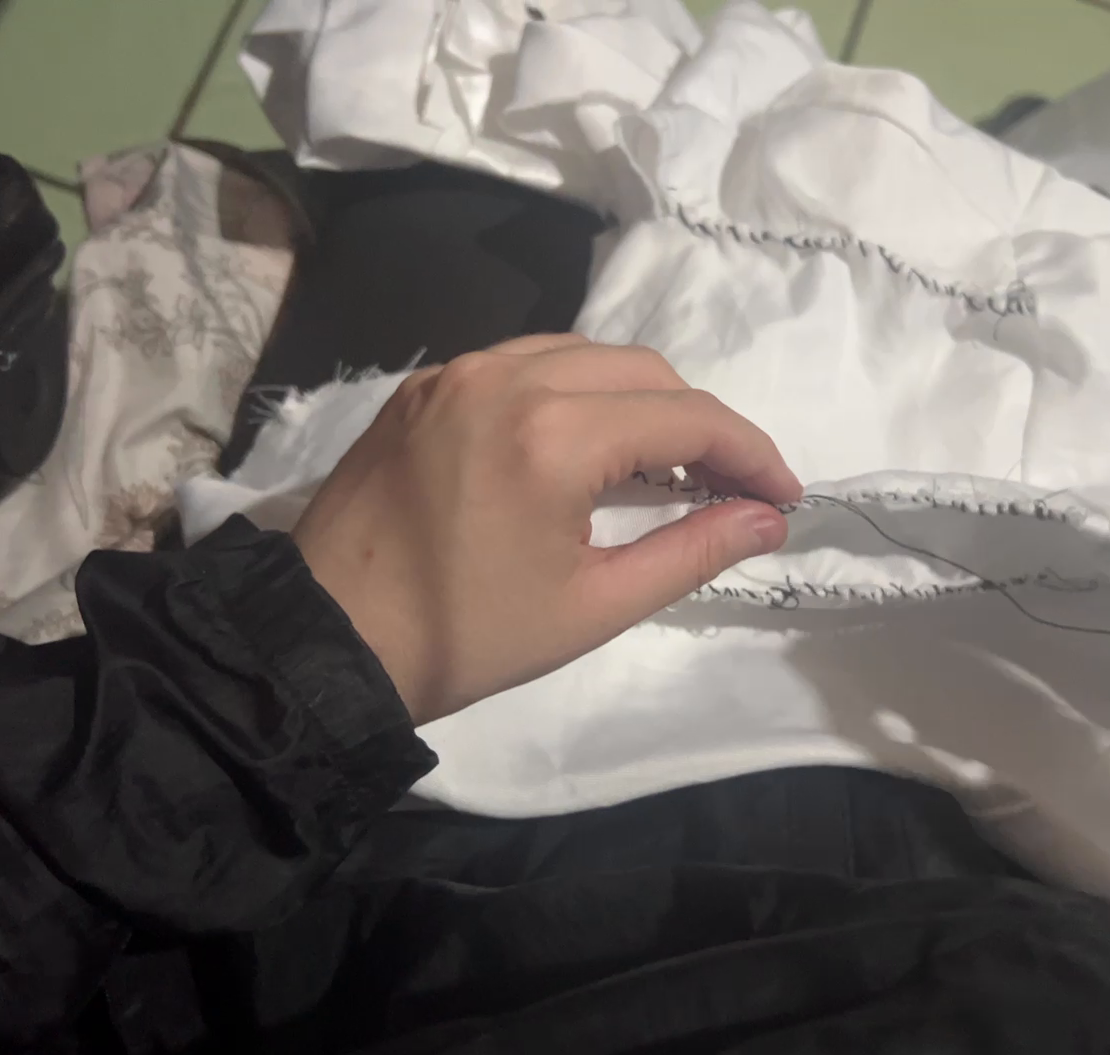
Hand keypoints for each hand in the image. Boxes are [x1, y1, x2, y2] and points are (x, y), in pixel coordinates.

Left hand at [292, 334, 800, 723]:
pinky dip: (577, 393)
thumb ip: (691, 552)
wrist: (327, 642)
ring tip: (658, 468)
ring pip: (586, 356)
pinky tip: (582, 444)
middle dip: (699, 425)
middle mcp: (507, 377)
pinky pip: (527, 365)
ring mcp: (459, 373)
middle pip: (643, 372)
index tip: (782, 494)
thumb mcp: (594, 607)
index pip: (686, 418)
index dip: (750, 453)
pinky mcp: (426, 385)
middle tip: (723, 487)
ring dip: (639, 403)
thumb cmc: (467, 639)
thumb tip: (767, 518)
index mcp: (551, 435)